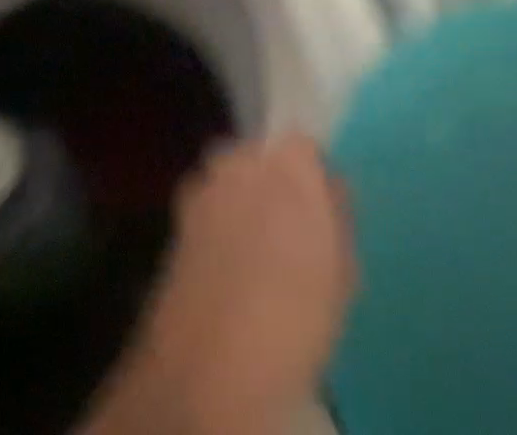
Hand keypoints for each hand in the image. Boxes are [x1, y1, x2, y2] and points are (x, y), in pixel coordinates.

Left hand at [81, 133, 356, 434]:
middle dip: (271, 181)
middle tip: (291, 229)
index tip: (321, 208)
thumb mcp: (344, 269)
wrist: (206, 374)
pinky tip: (230, 272)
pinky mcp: (172, 229)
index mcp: (287, 165)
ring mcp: (198, 196)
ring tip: (257, 253)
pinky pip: (206, 215)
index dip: (313, 175)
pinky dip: (217, 231)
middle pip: (258, 157)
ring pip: (228, 184)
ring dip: (240, 204)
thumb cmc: (294, 317)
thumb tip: (327, 192)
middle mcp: (236, 166)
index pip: (303, 143)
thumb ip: (338, 216)